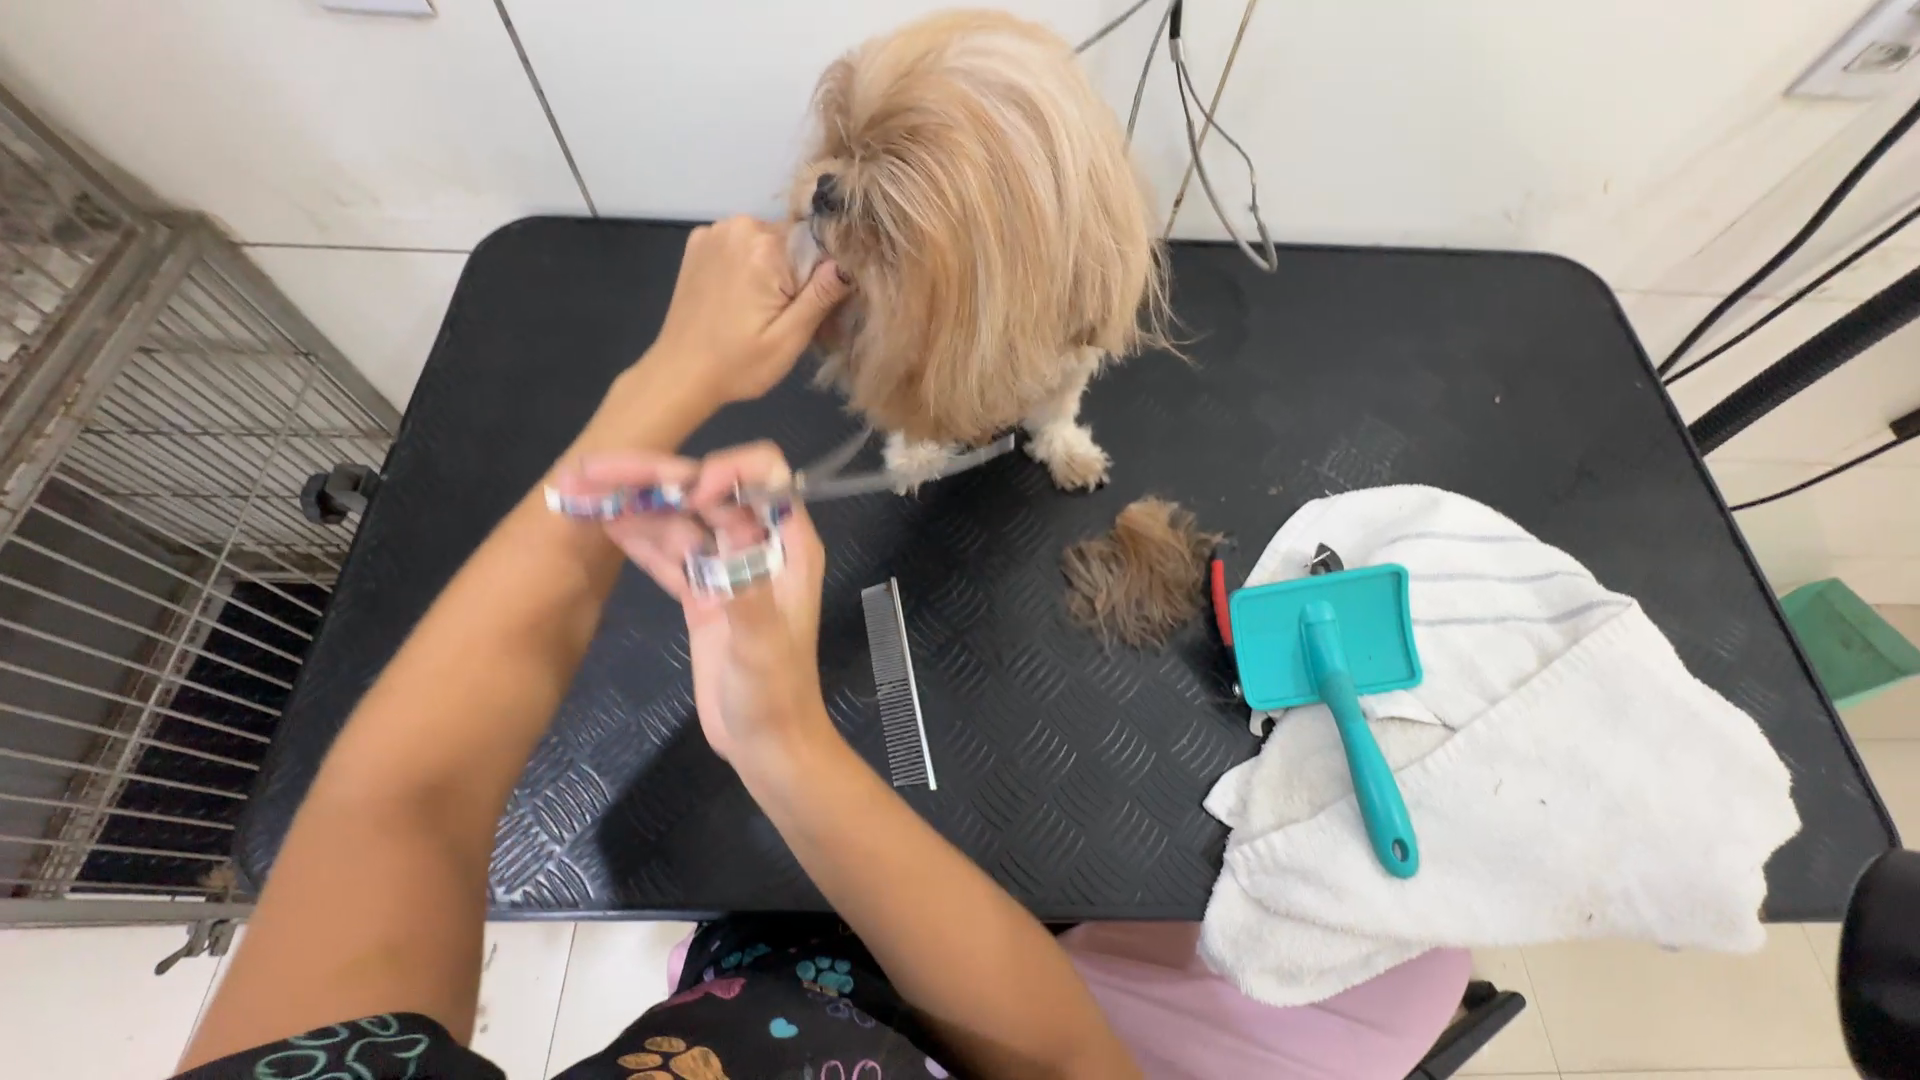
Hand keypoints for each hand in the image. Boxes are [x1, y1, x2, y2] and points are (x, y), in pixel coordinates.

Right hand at [556, 443, 832, 761]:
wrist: (765, 742)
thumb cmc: (775, 696)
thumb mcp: (762, 645)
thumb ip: (747, 589)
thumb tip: (725, 533)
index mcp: (788, 545)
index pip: (762, 480)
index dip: (724, 471)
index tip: (688, 492)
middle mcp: (757, 545)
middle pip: (705, 492)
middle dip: (653, 476)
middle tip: (589, 468)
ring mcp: (726, 566)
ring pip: (678, 519)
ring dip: (632, 502)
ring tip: (575, 488)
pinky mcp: (701, 591)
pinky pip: (666, 553)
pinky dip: (636, 536)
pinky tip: (599, 518)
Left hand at [648, 216, 850, 405]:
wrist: (679, 374)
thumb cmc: (737, 365)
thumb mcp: (789, 339)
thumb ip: (820, 297)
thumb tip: (847, 263)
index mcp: (763, 248)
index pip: (818, 245)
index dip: (823, 278)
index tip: (817, 310)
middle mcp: (738, 227)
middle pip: (792, 242)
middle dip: (797, 275)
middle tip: (787, 319)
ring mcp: (715, 232)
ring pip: (768, 243)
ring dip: (774, 271)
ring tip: (762, 313)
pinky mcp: (700, 243)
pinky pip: (743, 246)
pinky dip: (749, 267)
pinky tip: (742, 300)